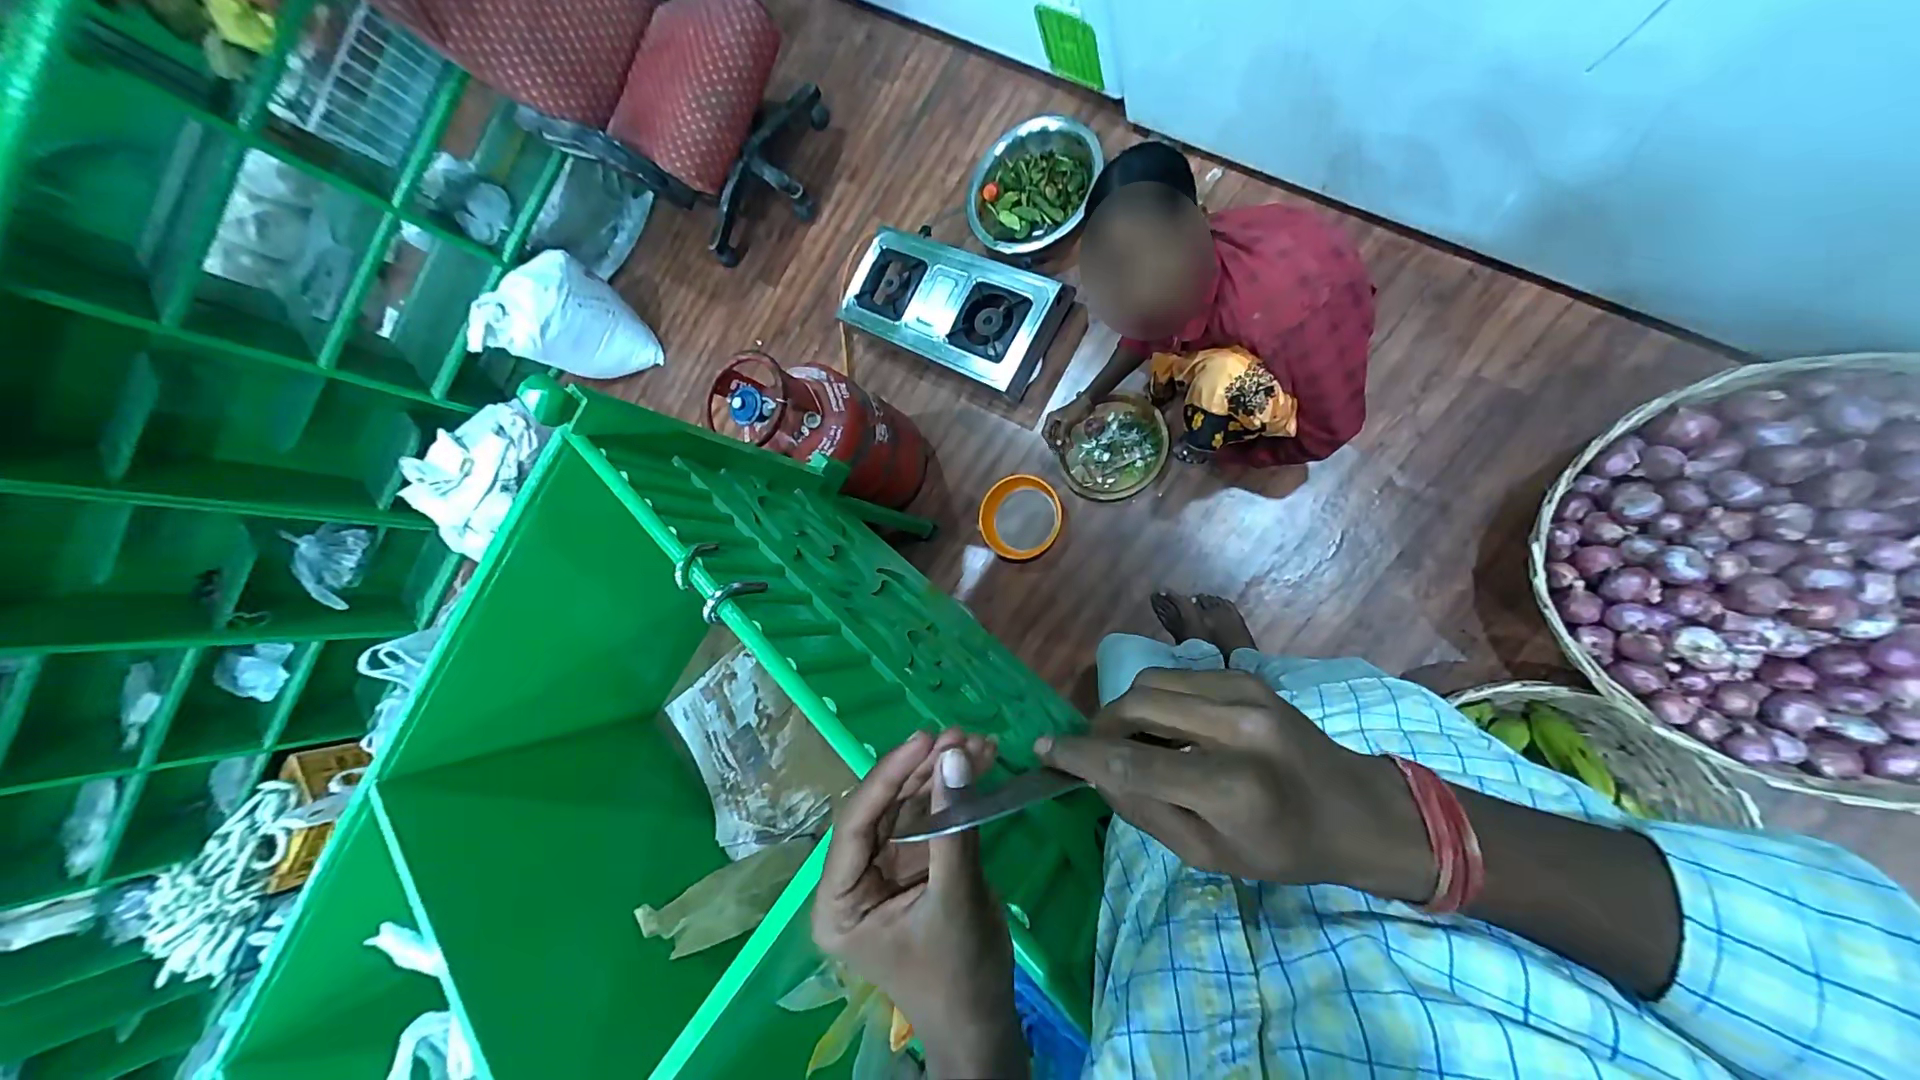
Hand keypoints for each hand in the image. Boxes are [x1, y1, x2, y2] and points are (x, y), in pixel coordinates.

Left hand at [812, 730, 1027, 1077]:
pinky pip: (929, 817)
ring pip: (907, 805)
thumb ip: (954, 827)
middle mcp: (854, 879)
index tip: (924, 739)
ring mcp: (884, 869)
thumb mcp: (956, 901)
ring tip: (976, 743)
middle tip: (959, 736)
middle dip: (922, 770)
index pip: (854, 824)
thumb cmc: (960, 976)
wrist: (986, 1022)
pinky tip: (979, 763)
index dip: (889, 776)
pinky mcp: (913, 863)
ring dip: (941, 773)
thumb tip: (954, 757)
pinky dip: (954, 792)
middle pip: (883, 807)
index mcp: (839, 901)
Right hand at [1036, 669, 1434, 898]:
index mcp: (1231, 789)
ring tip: (1132, 740)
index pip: (1131, 762)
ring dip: (1124, 711)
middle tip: (1095, 752)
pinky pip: (1175, 678)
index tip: (1044, 750)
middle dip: (1100, 729)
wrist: (1356, 808)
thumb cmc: (1284, 849)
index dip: (1079, 756)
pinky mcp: (1245, 676)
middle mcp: (1235, 728)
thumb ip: (1144, 810)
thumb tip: (1093, 772)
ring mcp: (1243, 692)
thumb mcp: (1209, 855)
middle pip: (1133, 708)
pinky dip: (1154, 700)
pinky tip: (1166, 726)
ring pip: (1149, 683)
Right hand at [1043, 393, 1094, 449]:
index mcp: (1051, 419)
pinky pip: (1065, 433)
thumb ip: (1061, 433)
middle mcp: (1054, 421)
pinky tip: (1070, 445)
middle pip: (1051, 434)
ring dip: (1061, 442)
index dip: (1048, 440)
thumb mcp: (1067, 423)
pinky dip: (1067, 439)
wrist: (1087, 403)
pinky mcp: (1068, 424)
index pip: (1045, 432)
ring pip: (1059, 435)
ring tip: (1064, 450)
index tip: (1054, 447)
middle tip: (1058, 452)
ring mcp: (1061, 423)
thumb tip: (1057, 444)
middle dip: (1055, 443)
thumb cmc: (1075, 411)